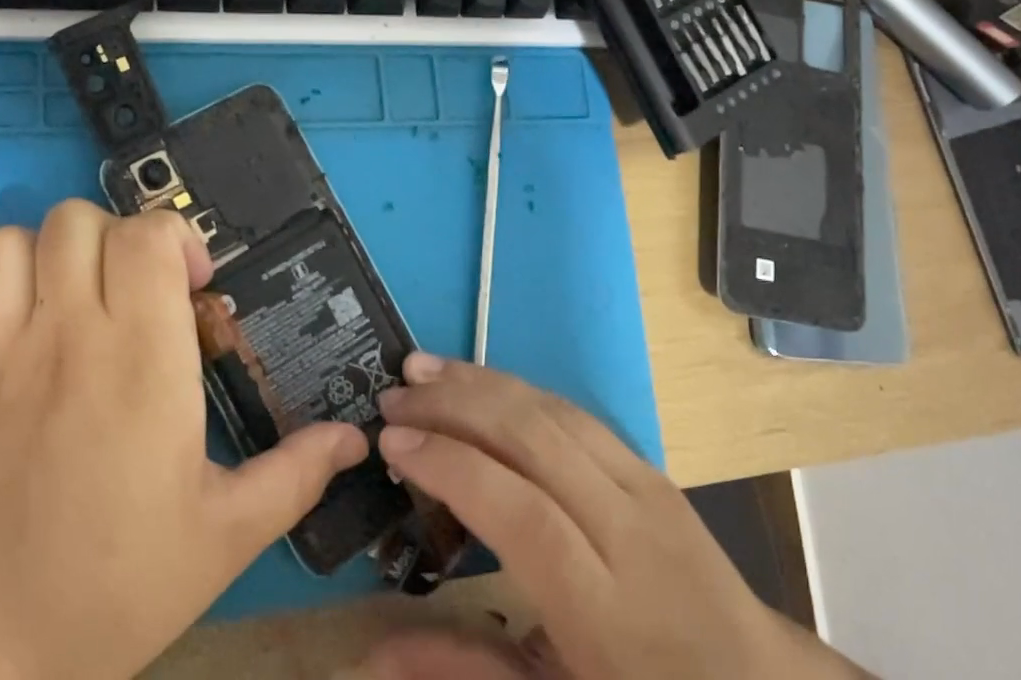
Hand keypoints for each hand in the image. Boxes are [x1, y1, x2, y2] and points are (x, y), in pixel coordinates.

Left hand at [0, 201, 368, 679]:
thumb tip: (355, 438)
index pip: (145, 234)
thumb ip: (295, 474)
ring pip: (9, 244)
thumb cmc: (120, 585)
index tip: (196, 290)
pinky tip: (3, 339)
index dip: (175, 239)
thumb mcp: (228, 535)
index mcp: (140, 360)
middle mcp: (66, 337)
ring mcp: (1, 356)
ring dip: (47, 255)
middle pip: (76, 221)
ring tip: (80, 302)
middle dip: (116, 237)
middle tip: (144, 294)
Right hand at [365, 354, 870, 679]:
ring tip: (419, 370)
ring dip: (481, 383)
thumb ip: (463, 666)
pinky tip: (478, 382)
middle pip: (538, 442)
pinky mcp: (652, 469)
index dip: (452, 467)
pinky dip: (516, 389)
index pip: (522, 513)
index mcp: (605, 609)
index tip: (391, 441)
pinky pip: (575, 413)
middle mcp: (631, 533)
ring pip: (556, 414)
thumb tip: (368, 653)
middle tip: (391, 396)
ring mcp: (649, 491)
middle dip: (455, 407)